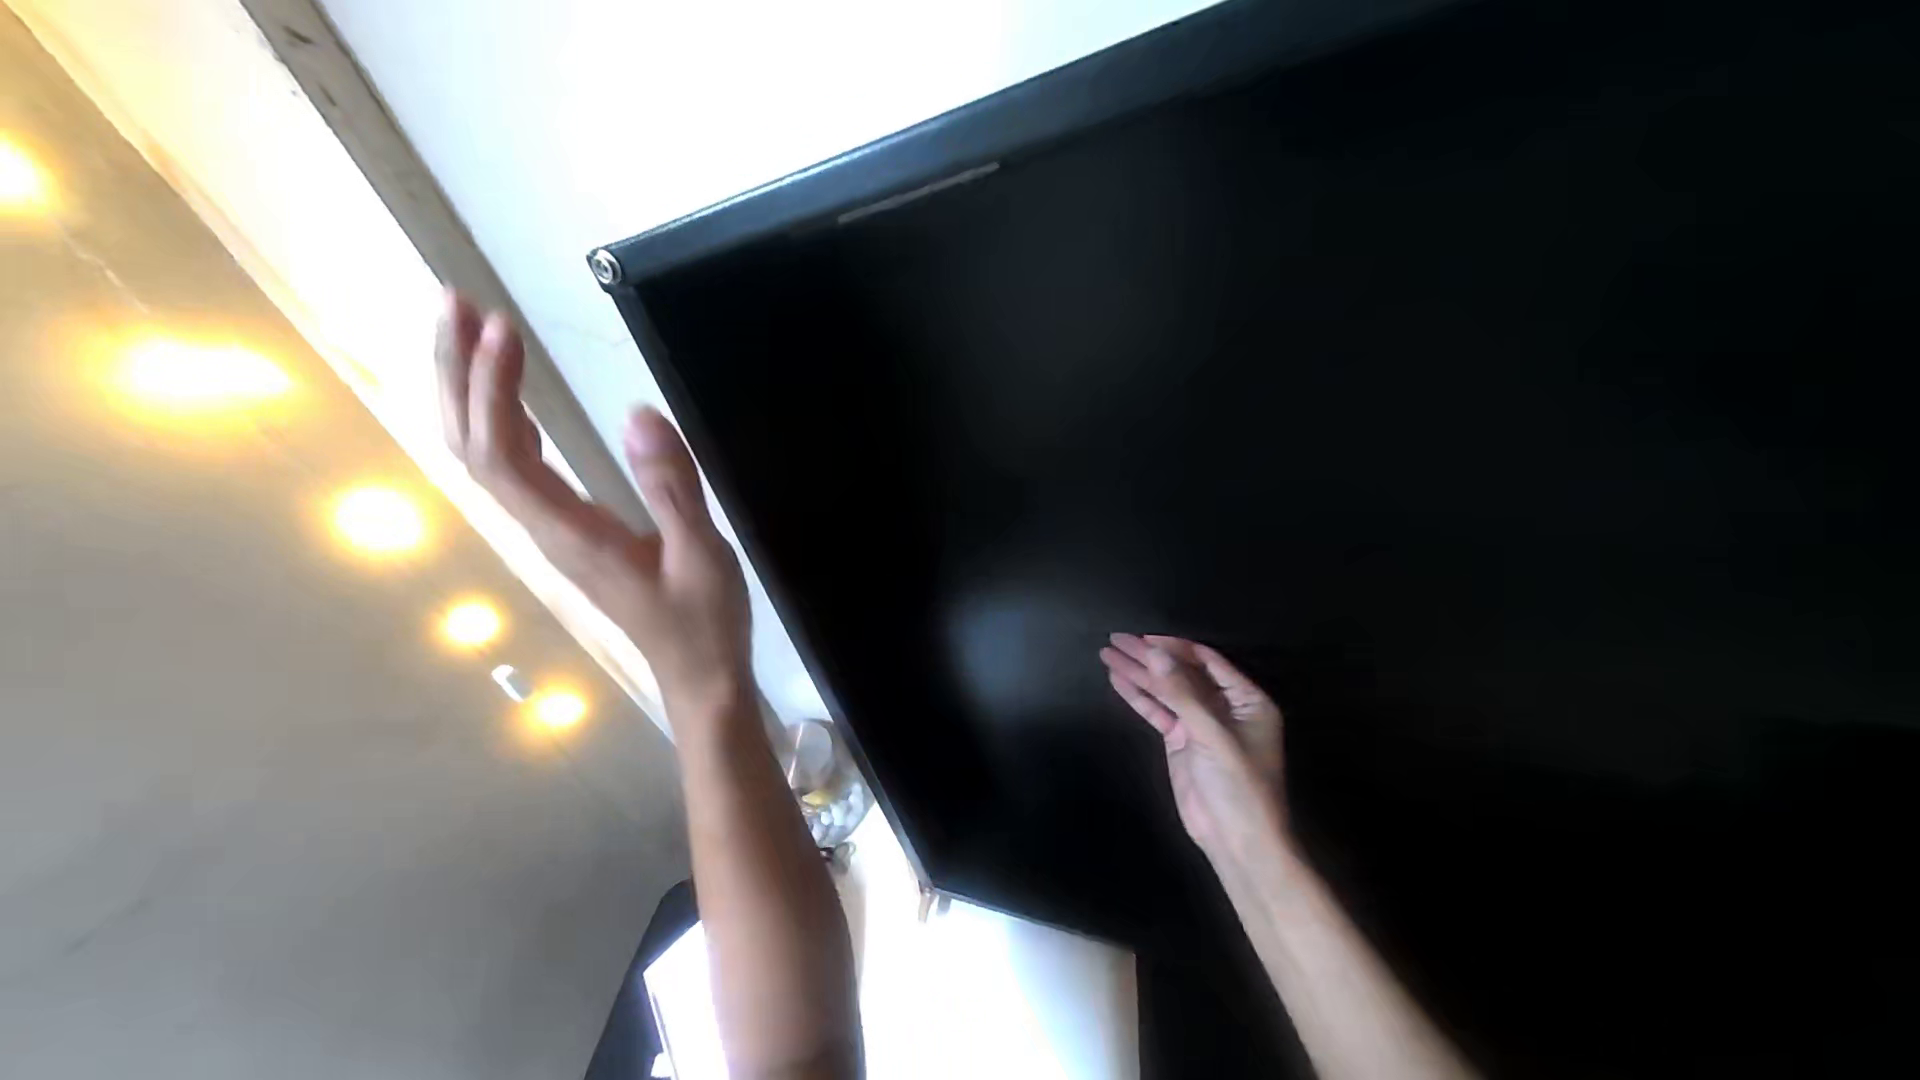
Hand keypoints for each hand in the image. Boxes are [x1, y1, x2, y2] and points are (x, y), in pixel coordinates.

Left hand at [435, 290, 751, 716]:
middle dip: (459, 374)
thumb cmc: (703, 620)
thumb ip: (671, 487)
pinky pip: (515, 470)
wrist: (699, 674)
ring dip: (474, 393)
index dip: (493, 388)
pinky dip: (504, 422)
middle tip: (458, 305)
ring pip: (487, 457)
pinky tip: (513, 399)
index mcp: (570, 533)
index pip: (503, 453)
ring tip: (477, 334)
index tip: (505, 329)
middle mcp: (546, 530)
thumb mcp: (701, 553)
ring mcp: (554, 533)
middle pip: (472, 447)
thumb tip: (638, 413)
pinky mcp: (571, 533)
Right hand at [1100, 633, 1288, 862]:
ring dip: (1138, 673)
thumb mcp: (1213, 735)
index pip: (1207, 661)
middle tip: (1117, 640)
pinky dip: (1138, 697)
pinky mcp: (1181, 741)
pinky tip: (1118, 680)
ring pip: (1166, 691)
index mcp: (1247, 699)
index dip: (1175, 647)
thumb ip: (1182, 693)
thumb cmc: (1240, 785)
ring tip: (1108, 654)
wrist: (1238, 842)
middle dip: (1149, 657)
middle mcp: (1224, 706)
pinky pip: (1158, 712)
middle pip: (1181, 673)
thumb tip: (1154, 653)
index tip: (1144, 638)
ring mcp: (1200, 724)